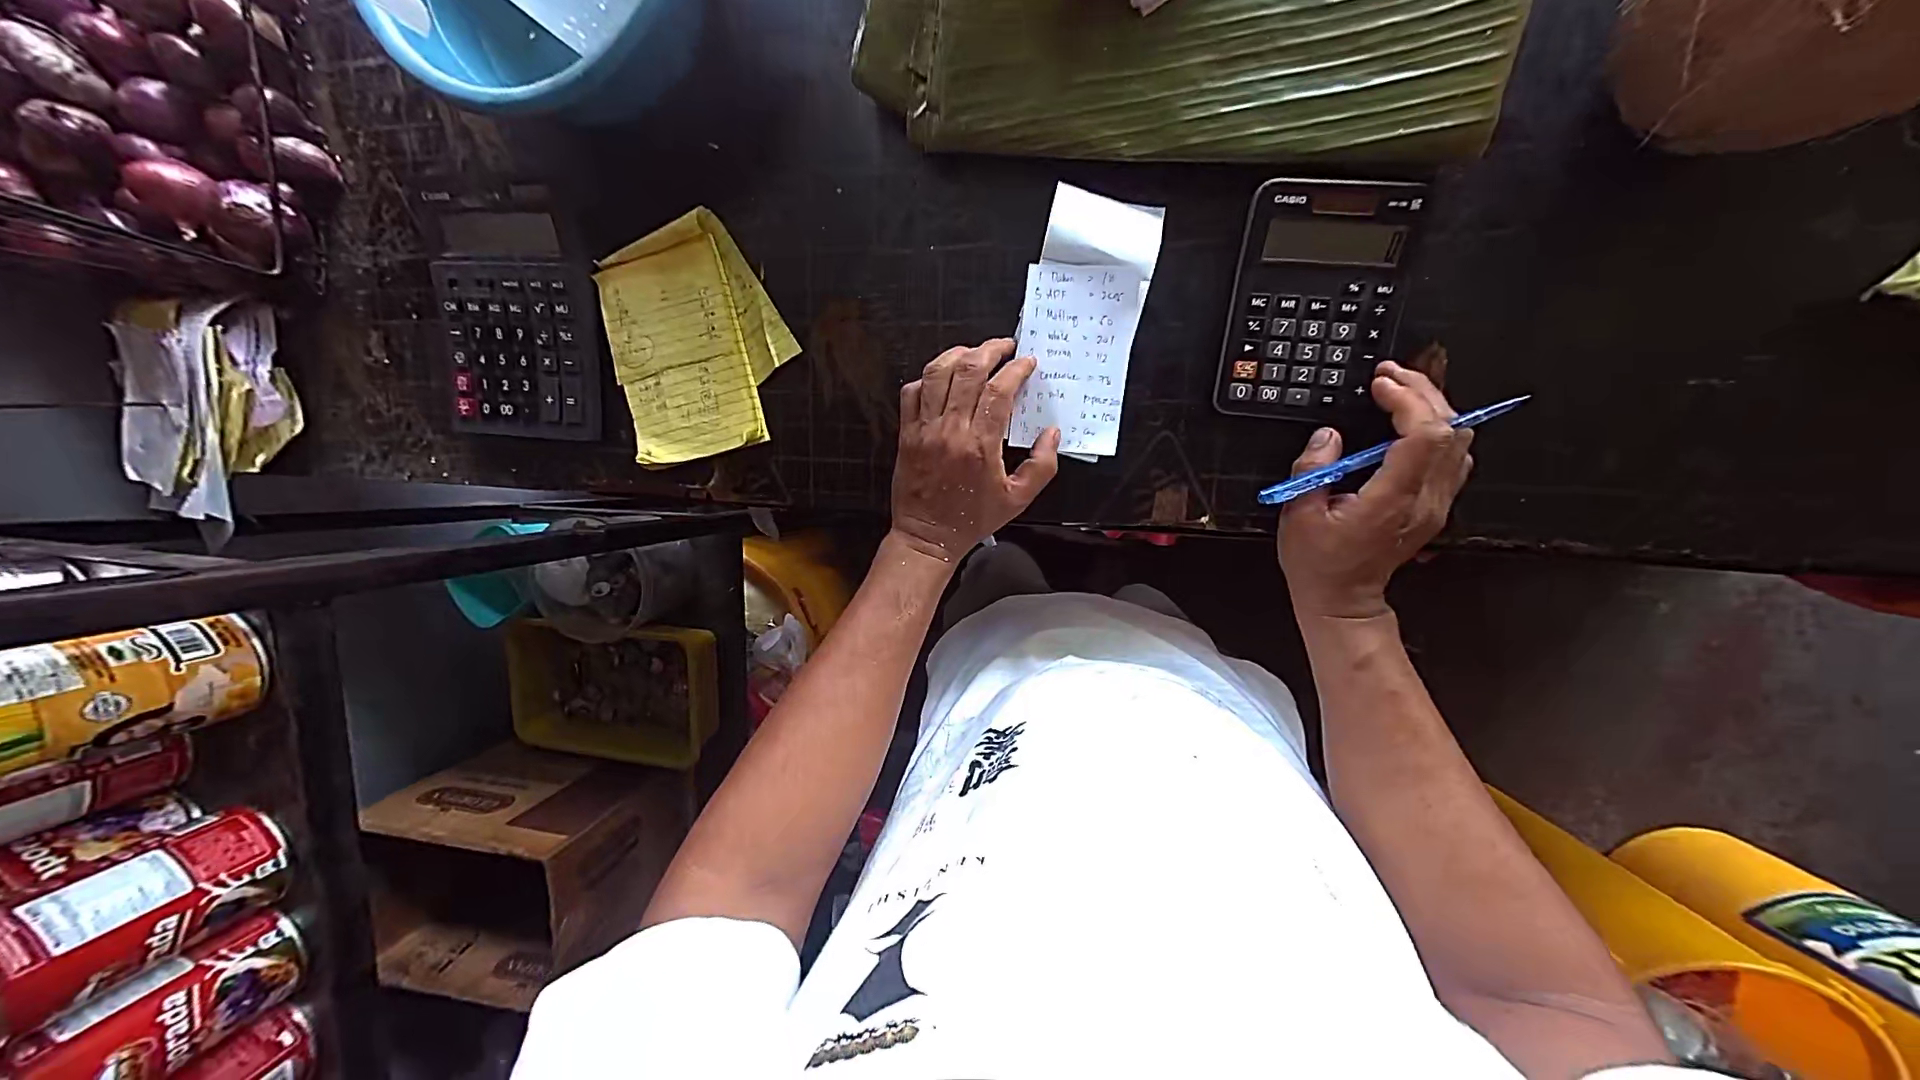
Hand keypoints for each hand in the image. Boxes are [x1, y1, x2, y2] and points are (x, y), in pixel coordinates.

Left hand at [891, 338, 1060, 561]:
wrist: (928, 536)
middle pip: (968, 371)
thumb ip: (1042, 466)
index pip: (999, 391)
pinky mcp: (907, 434)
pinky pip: (912, 392)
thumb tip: (1052, 434)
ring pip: (937, 374)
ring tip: (974, 353)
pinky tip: (943, 377)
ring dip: (958, 355)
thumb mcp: (1018, 499)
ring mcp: (924, 430)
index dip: (1016, 369)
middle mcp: (951, 431)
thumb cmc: (972, 519)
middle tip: (1004, 347)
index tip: (1027, 362)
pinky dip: (929, 377)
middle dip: (990, 350)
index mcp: (981, 446)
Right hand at [1277, 361, 1473, 619]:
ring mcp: (1435, 503)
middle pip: (1450, 430)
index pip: (1424, 435)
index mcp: (1391, 501)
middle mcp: (1424, 500)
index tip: (1380, 385)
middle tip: (1392, 376)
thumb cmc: (1318, 563)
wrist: (1342, 598)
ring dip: (1434, 408)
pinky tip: (1412, 422)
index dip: (1408, 400)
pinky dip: (1438, 429)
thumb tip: (1329, 436)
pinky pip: (1453, 457)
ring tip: (1401, 391)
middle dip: (1423, 392)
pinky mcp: (1434, 505)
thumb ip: (1313, 470)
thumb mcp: (1297, 515)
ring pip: (1459, 440)